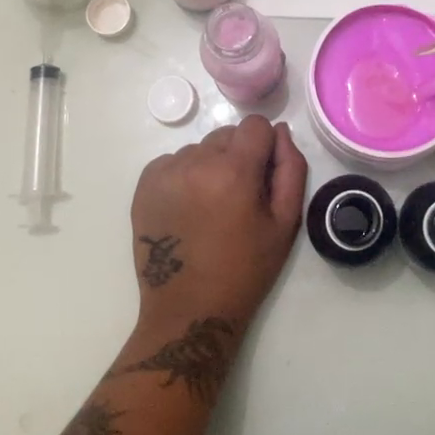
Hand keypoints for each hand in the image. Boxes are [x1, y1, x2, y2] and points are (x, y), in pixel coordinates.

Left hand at [128, 116, 307, 334]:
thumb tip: (280, 133)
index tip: (263, 175)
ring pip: (199, 149)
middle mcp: (196, 163)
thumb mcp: (284, 223)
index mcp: (234, 172)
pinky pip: (172, 161)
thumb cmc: (245, 270)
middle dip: (238, 157)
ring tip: (210, 207)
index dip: (265, 146)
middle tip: (238, 198)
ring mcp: (166, 173)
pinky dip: (183, 175)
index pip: (256, 125)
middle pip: (226, 135)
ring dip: (209, 166)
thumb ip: (290, 170)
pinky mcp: (144, 185)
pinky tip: (188, 208)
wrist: (190, 309)